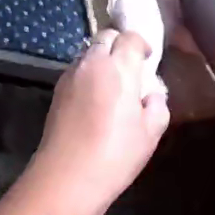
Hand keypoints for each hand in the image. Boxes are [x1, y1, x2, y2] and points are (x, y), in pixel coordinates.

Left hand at [32, 29, 170, 201]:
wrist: (66, 178)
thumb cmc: (115, 155)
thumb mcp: (151, 133)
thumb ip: (157, 104)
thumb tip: (151, 94)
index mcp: (119, 68)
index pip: (130, 37)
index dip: (141, 44)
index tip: (148, 60)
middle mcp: (92, 63)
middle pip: (105, 36)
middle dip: (120, 45)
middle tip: (131, 68)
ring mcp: (70, 75)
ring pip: (88, 52)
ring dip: (102, 59)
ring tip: (113, 84)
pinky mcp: (56, 91)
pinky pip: (77, 69)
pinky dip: (88, 73)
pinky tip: (95, 99)